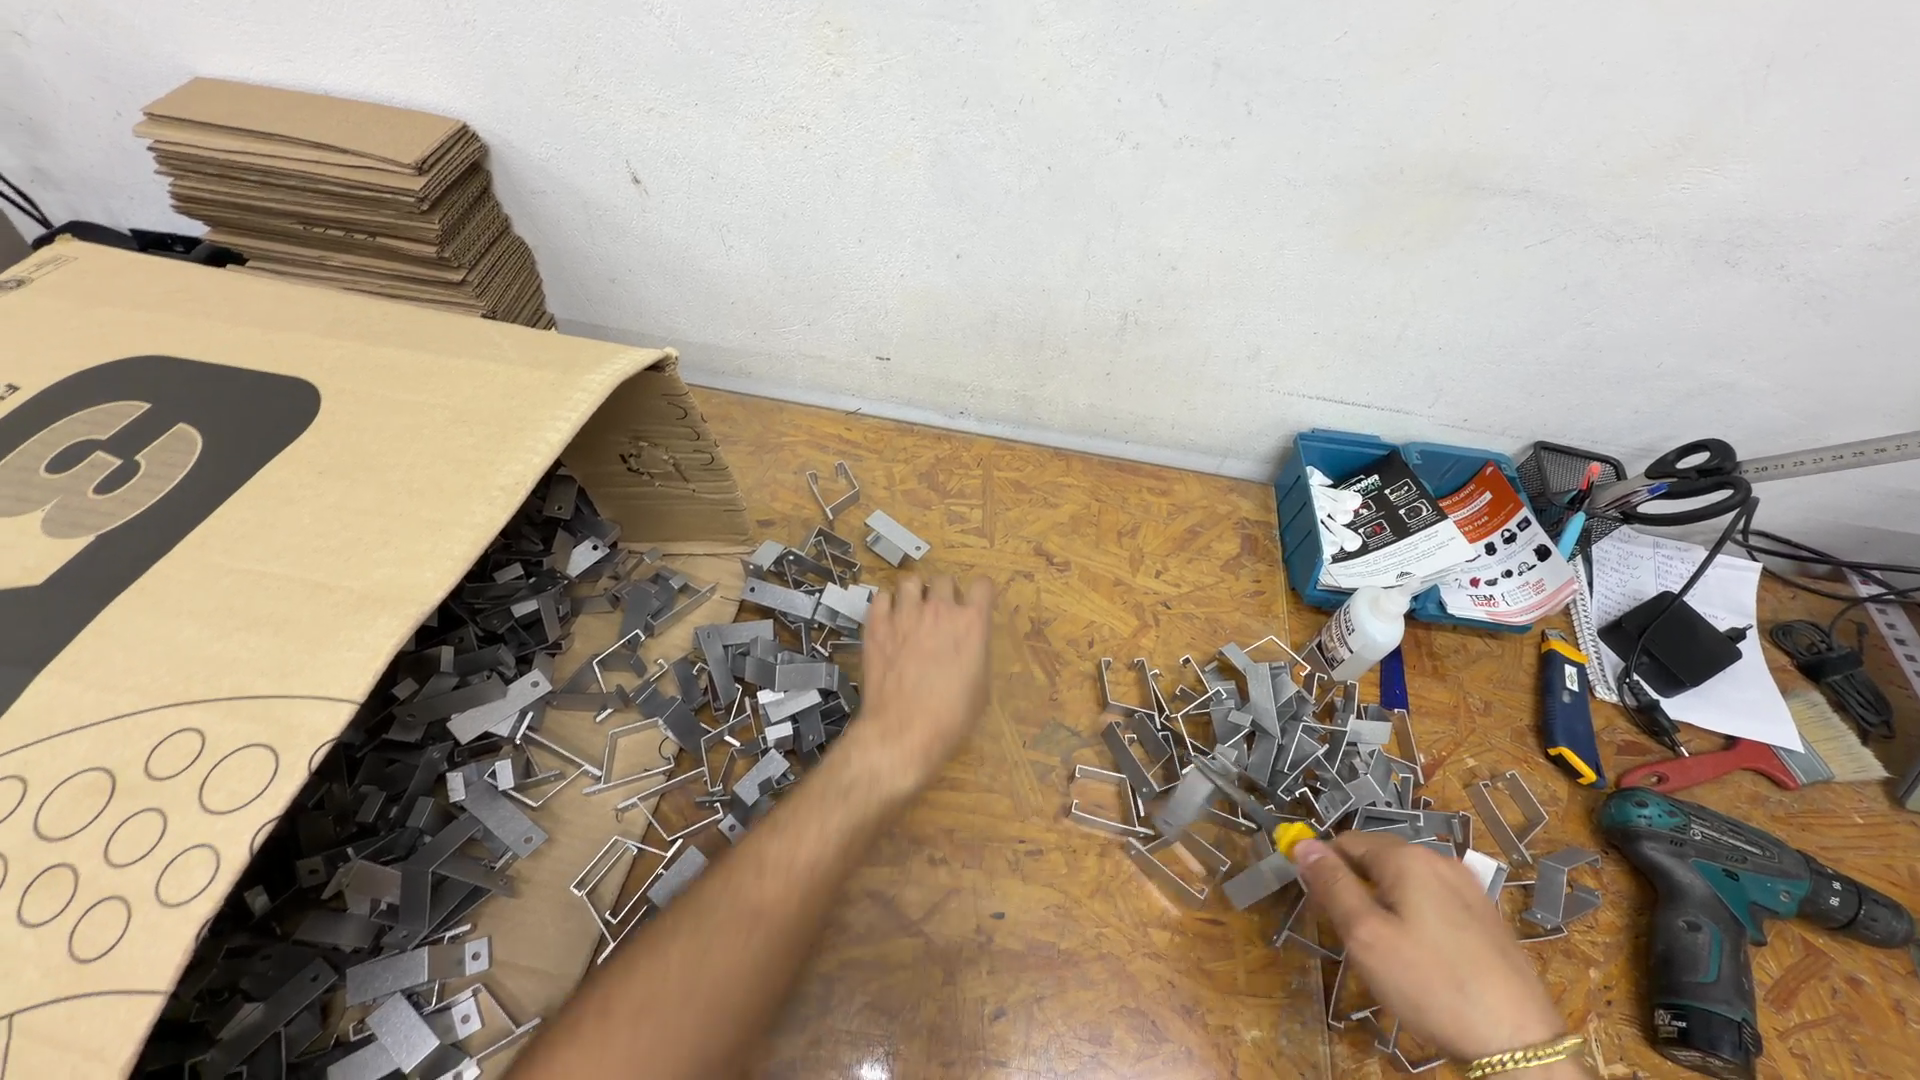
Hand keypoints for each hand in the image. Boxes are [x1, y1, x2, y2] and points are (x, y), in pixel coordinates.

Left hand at [843, 574, 994, 797]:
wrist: (904, 731)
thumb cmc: (952, 717)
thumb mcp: (981, 687)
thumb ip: (976, 654)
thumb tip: (968, 645)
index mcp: (973, 623)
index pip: (983, 585)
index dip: (979, 594)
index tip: (974, 606)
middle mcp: (940, 609)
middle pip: (944, 579)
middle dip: (944, 593)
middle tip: (940, 614)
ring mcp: (905, 613)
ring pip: (910, 581)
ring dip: (914, 593)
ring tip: (911, 611)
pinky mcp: (876, 624)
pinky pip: (880, 597)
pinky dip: (886, 605)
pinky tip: (888, 621)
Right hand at [1295, 833, 1567, 1063]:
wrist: (1519, 1042)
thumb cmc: (1431, 984)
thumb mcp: (1365, 935)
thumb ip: (1331, 885)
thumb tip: (1303, 843)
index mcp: (1407, 857)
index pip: (1345, 842)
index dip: (1325, 871)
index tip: (1324, 912)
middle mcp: (1439, 860)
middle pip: (1376, 859)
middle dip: (1355, 889)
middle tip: (1355, 939)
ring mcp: (1469, 888)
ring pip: (1404, 882)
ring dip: (1384, 905)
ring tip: (1388, 953)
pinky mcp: (1486, 916)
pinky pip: (1433, 902)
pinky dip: (1414, 918)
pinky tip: (1423, 960)